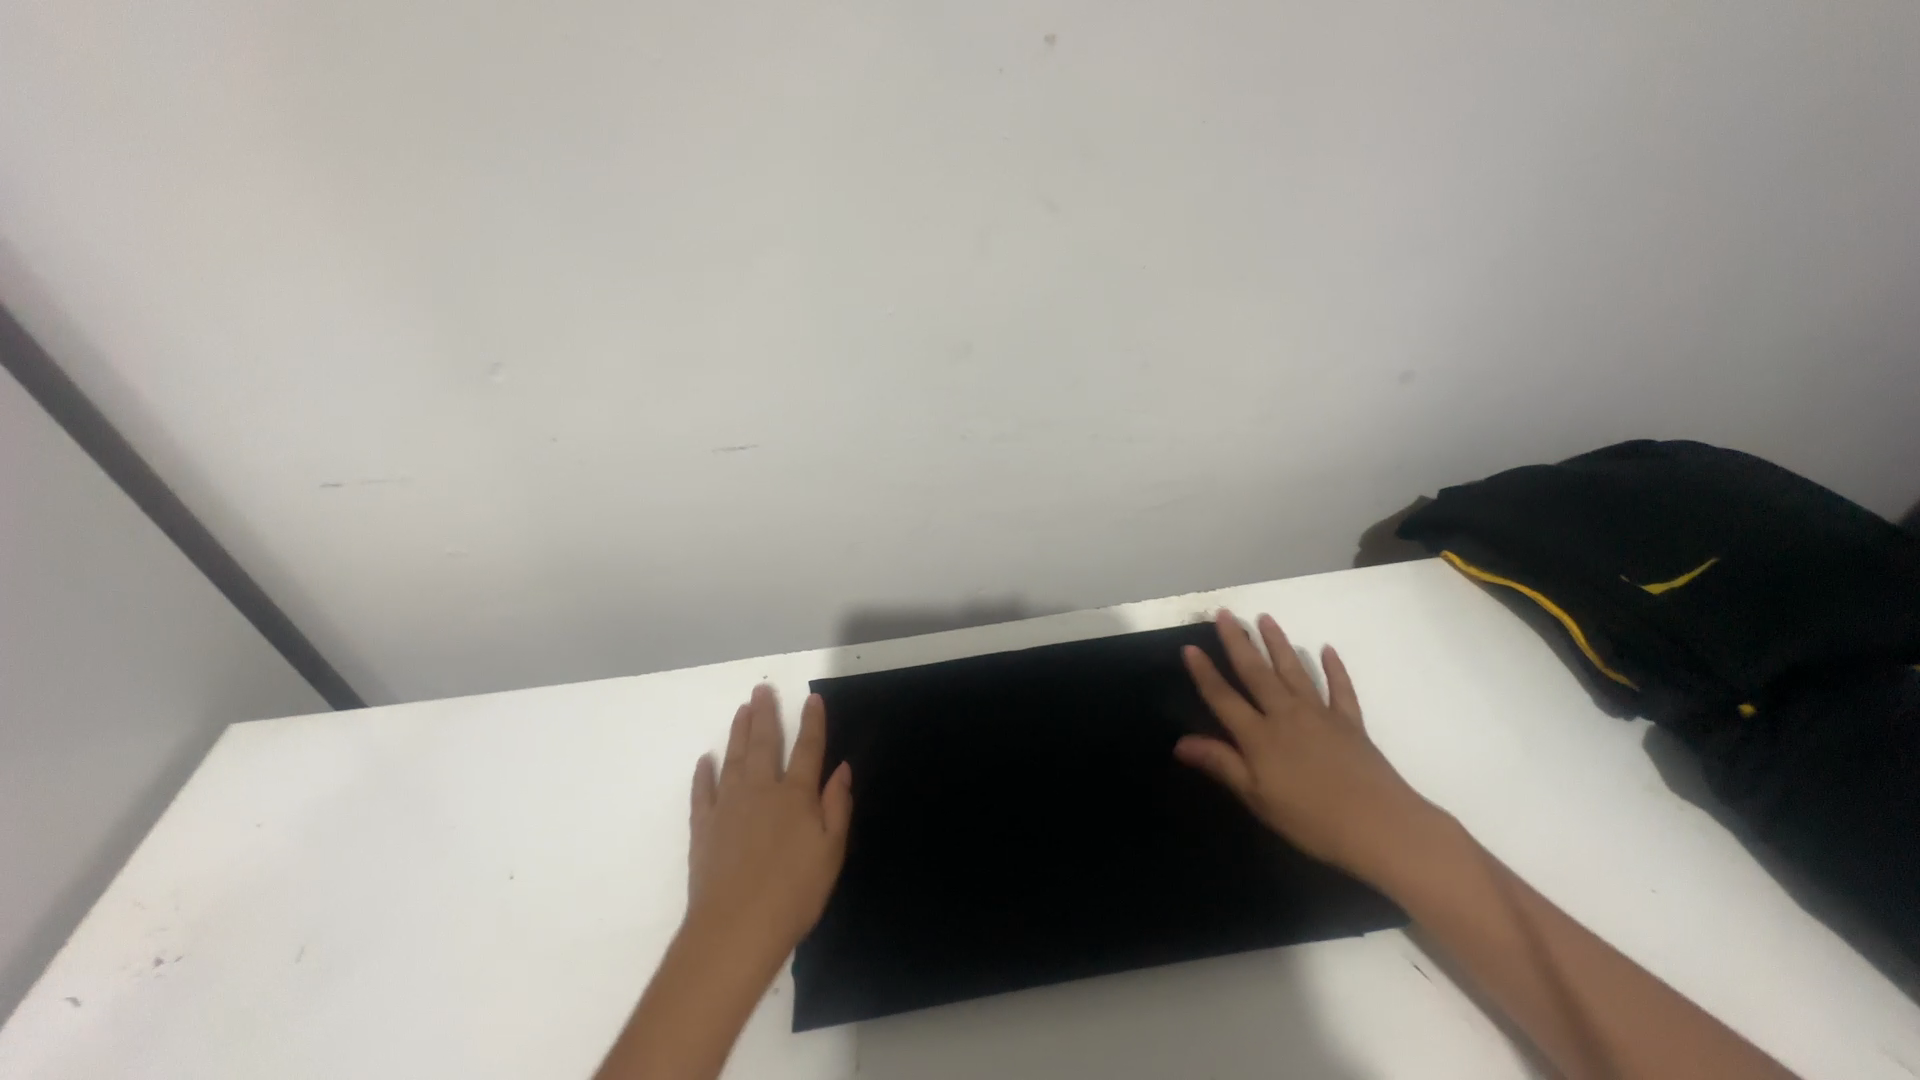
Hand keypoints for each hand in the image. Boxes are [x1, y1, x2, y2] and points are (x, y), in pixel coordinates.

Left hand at [685, 685, 852, 968]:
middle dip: (766, 715)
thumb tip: (842, 768)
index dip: (812, 723)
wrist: (735, 927)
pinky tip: (706, 761)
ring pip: (734, 759)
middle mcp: (761, 791)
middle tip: (762, 690)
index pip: (808, 749)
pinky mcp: (704, 827)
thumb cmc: (794, 892)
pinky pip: (703, 791)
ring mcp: (728, 807)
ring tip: (741, 710)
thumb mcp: (831, 852)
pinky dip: (704, 773)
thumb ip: (837, 806)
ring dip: (738, 733)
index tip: (812, 699)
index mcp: (796, 796)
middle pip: (765, 744)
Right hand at [1176, 610, 1441, 884]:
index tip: (1190, 647)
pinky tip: (1327, 650)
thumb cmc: (1309, 819)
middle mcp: (1286, 715)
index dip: (1205, 673)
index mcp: (1259, 736)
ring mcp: (1321, 715)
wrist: (1378, 825)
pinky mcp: (1350, 722)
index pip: (1223, 698)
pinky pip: (1340, 688)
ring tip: (1265, 618)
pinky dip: (1334, 668)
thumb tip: (1181, 742)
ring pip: (1294, 671)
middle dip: (1238, 642)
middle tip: (1225, 614)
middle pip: (1256, 673)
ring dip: (1278, 644)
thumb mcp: (1256, 797)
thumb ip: (1221, 764)